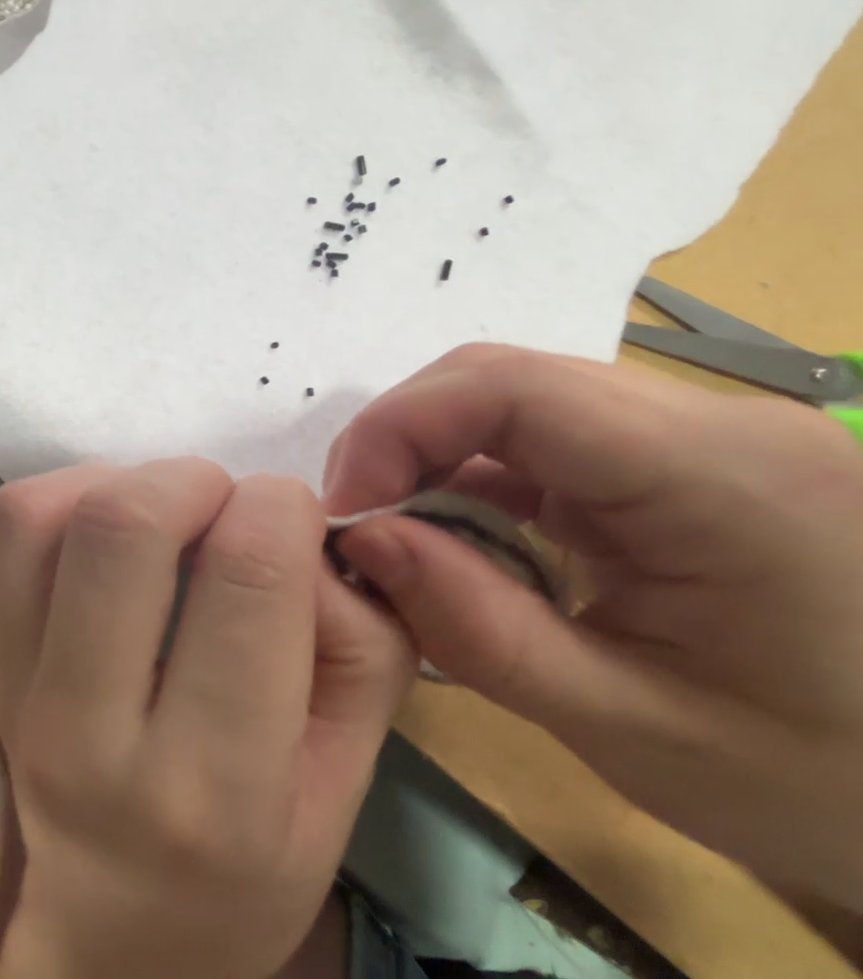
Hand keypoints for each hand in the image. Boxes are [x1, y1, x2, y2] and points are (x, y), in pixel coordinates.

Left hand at [0, 460, 414, 978]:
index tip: (294, 518)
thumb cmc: (247, 868)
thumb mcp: (344, 784)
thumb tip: (310, 530)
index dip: (283, 507)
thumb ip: (358, 649)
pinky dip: (64, 496)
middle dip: (195, 480)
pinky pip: (7, 531)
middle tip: (226, 507)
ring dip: (121, 480)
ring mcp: (20, 686)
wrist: (110, 926)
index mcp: (215, 782)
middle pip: (125, 526)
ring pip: (46, 515)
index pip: (247, 576)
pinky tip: (109, 529)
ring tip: (167, 517)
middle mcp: (95, 728)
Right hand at [324, 344, 862, 909]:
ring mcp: (707, 437)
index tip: (346, 514)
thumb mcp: (622, 725)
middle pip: (505, 380)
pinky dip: (478, 483)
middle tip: (357, 530)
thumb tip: (359, 538)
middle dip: (402, 444)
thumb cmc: (812, 780)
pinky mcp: (685, 463)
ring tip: (402, 545)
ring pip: (516, 404)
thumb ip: (475, 626)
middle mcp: (719, 425)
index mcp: (724, 477)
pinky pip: (547, 442)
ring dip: (433, 464)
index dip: (396, 429)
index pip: (511, 388)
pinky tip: (465, 547)